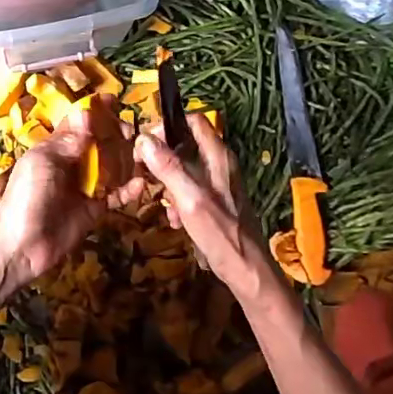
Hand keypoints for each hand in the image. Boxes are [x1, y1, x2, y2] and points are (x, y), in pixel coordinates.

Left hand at [0, 96, 142, 289]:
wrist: (22, 247)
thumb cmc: (27, 198)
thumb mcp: (43, 162)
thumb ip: (68, 141)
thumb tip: (87, 114)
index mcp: (55, 147)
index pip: (78, 123)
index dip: (95, 110)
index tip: (116, 100)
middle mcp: (72, 163)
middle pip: (99, 142)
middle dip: (115, 133)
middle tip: (131, 129)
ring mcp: (85, 186)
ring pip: (111, 166)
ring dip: (127, 157)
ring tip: (143, 151)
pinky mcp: (95, 208)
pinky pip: (116, 195)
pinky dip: (129, 189)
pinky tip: (142, 183)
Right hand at [135, 114, 286, 303]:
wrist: (247, 272)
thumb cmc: (221, 235)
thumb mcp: (191, 200)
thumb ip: (169, 168)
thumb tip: (145, 139)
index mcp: (218, 157)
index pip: (193, 121)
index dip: (167, 126)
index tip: (145, 144)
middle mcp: (220, 165)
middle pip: (185, 145)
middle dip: (162, 158)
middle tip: (145, 176)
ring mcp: (219, 183)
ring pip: (185, 169)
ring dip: (168, 183)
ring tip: (162, 204)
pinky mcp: (216, 202)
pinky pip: (190, 190)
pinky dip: (178, 200)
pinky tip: (176, 220)